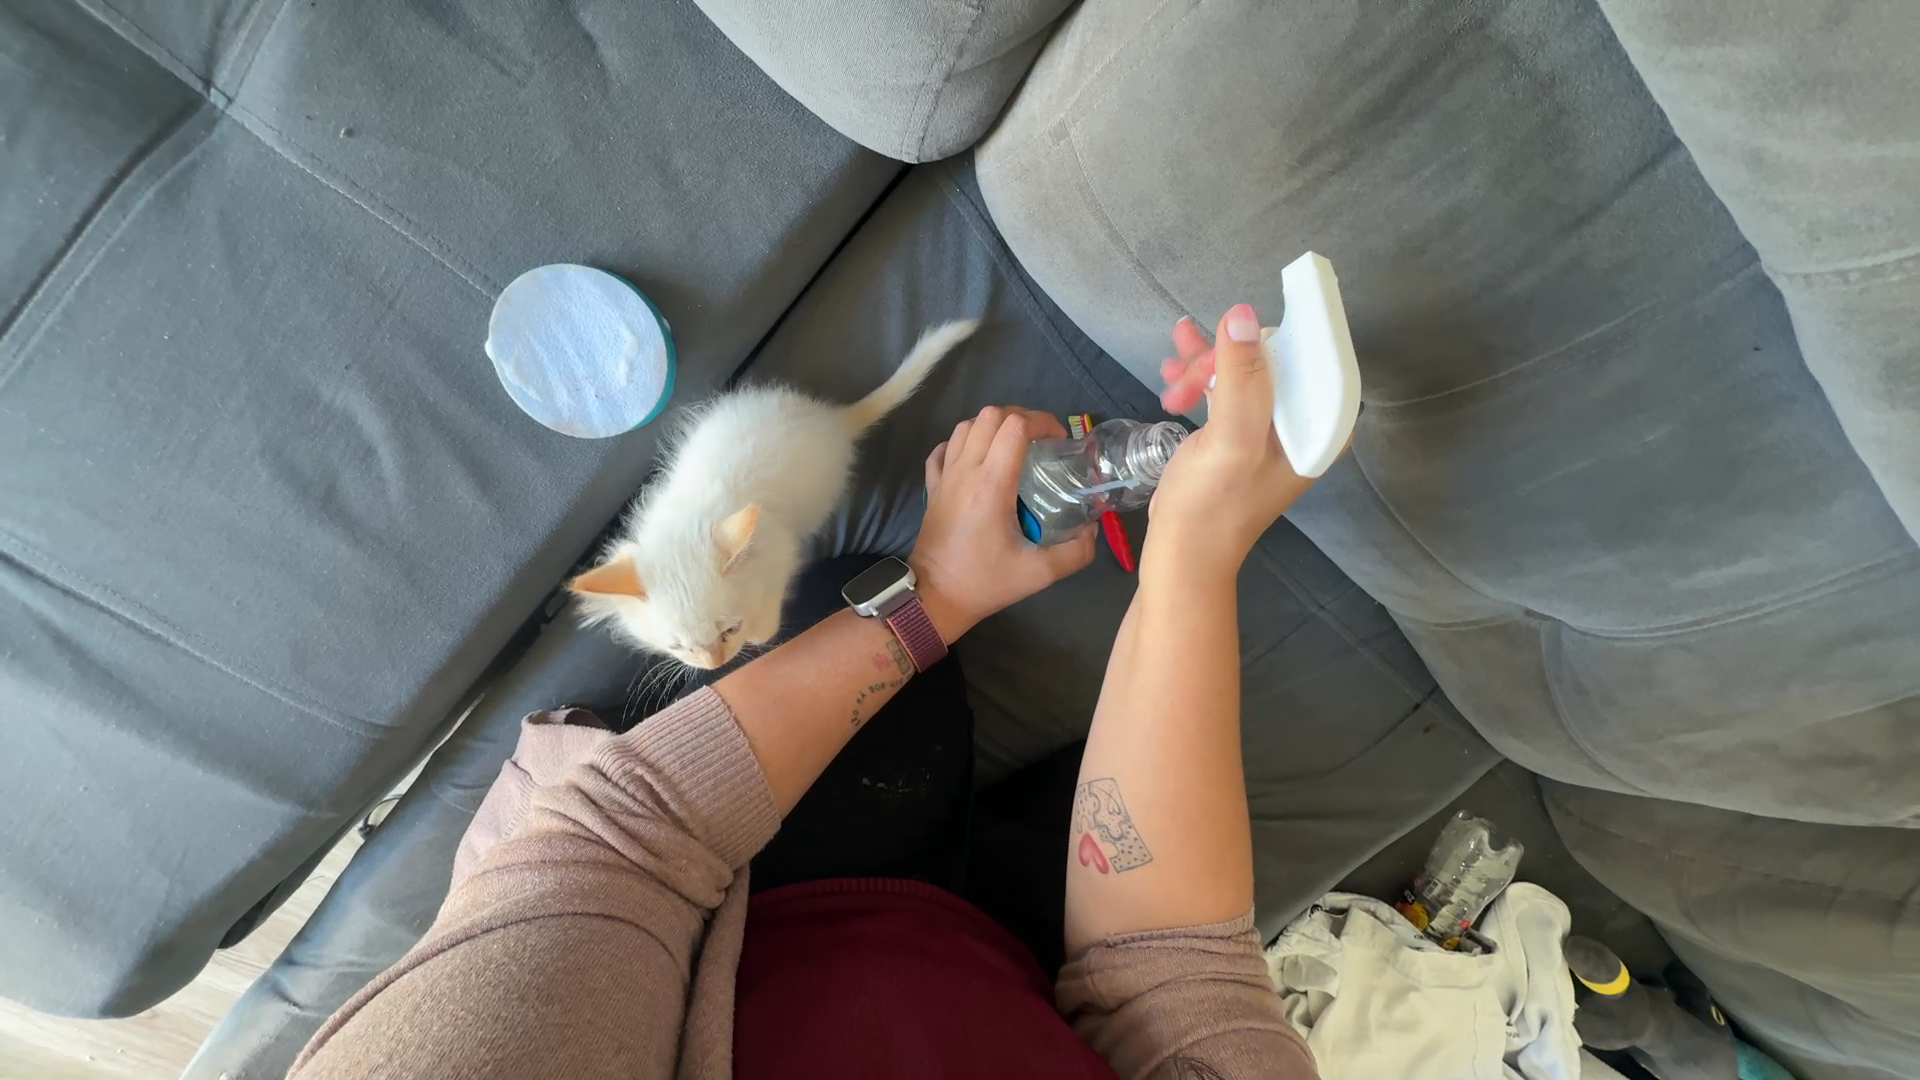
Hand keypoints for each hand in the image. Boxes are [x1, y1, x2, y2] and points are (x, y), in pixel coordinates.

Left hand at [910, 406, 1096, 638]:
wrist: (934, 598)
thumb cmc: (984, 583)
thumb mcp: (1039, 574)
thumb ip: (1076, 552)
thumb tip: (1093, 530)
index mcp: (991, 485)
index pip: (1015, 427)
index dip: (1042, 423)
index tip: (1059, 441)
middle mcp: (965, 471)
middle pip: (990, 415)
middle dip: (1021, 417)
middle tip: (1041, 439)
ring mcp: (944, 477)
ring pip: (965, 426)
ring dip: (992, 426)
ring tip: (1013, 445)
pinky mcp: (932, 488)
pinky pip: (943, 449)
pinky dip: (962, 443)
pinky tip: (977, 457)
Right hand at [1146, 305, 1336, 574]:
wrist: (1181, 555)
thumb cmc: (1211, 505)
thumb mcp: (1231, 437)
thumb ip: (1241, 376)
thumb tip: (1241, 314)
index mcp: (1320, 429)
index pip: (1315, 358)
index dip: (1275, 337)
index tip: (1231, 331)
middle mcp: (1302, 428)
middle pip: (1271, 363)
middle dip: (1225, 358)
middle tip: (1185, 372)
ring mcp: (1267, 435)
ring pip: (1242, 376)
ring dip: (1203, 369)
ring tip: (1168, 374)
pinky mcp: (1237, 441)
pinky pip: (1224, 395)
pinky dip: (1197, 383)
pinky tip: (1170, 378)